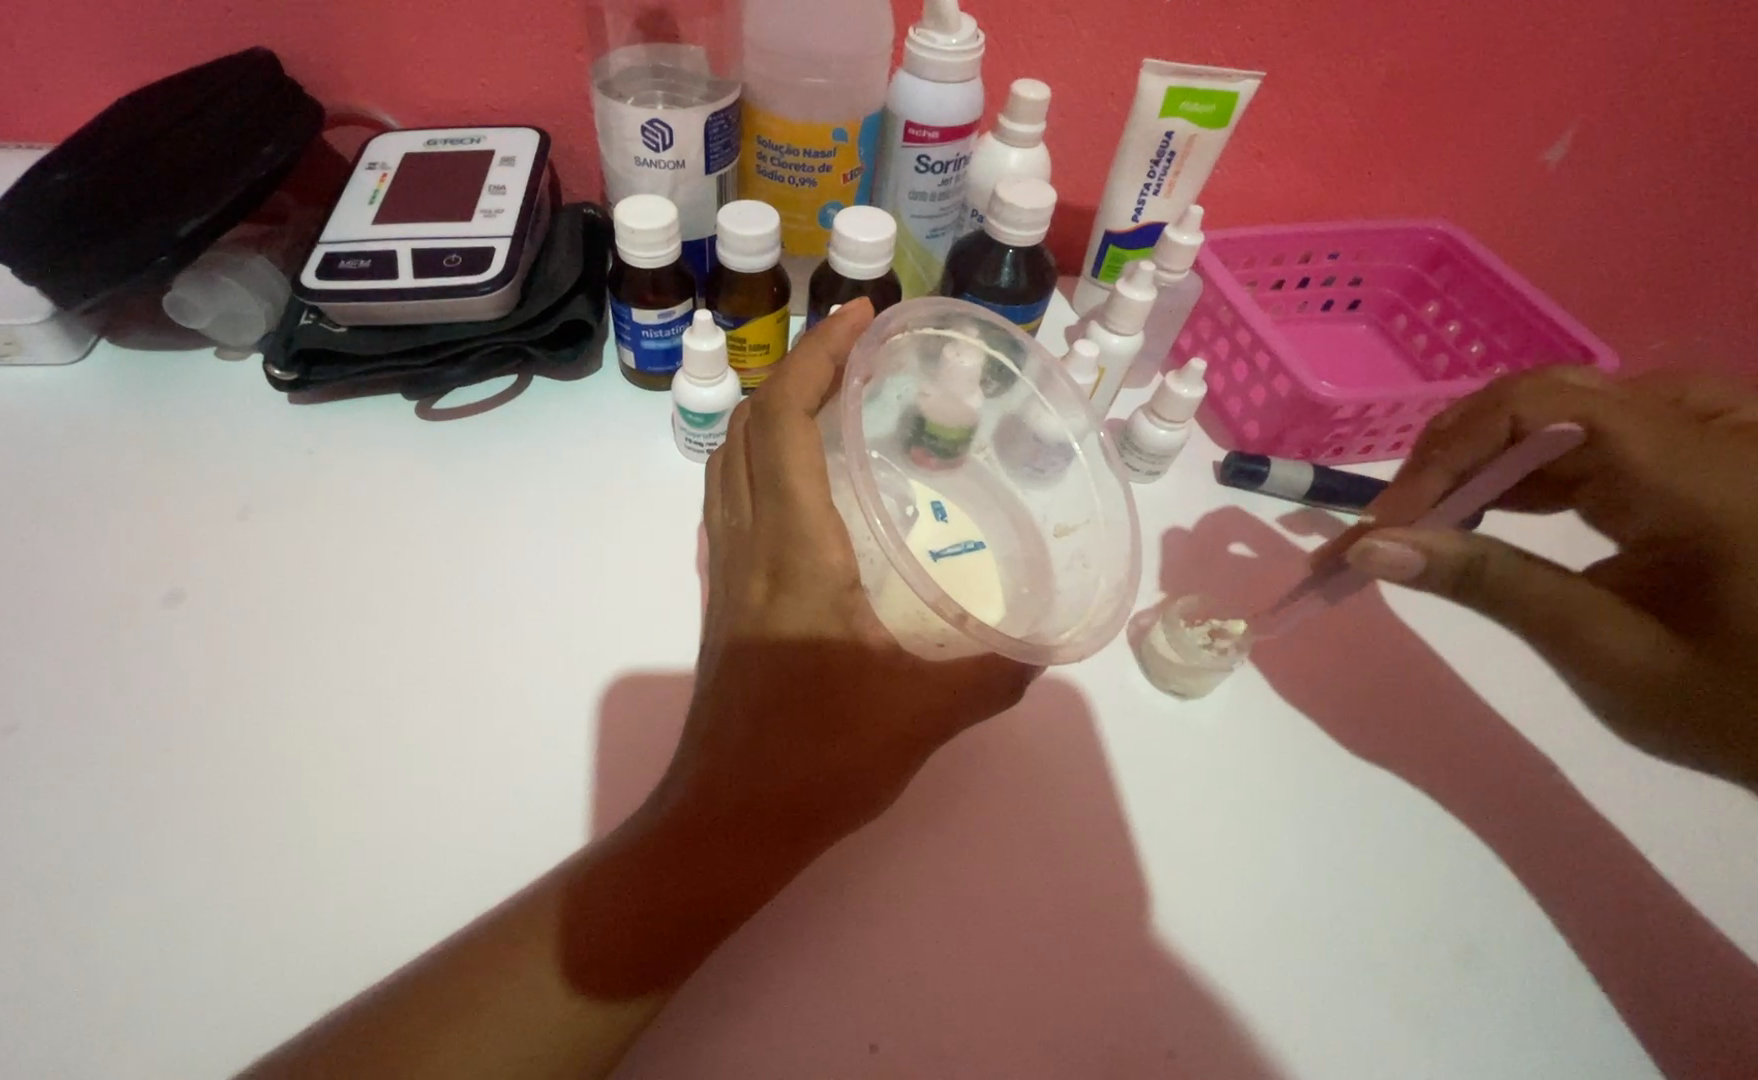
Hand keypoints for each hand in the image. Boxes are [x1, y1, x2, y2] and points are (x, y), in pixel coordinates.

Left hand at [660, 298, 1040, 843]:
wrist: (731, 816)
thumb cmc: (820, 758)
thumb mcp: (925, 713)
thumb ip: (995, 673)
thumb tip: (1046, 645)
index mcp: (793, 547)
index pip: (785, 420)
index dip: (817, 355)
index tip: (863, 318)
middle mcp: (747, 542)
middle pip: (750, 426)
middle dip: (797, 370)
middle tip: (858, 355)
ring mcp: (726, 569)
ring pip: (731, 461)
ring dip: (774, 412)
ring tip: (832, 401)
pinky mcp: (723, 597)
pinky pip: (732, 500)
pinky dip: (763, 461)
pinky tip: (809, 486)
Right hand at [1337, 368, 1757, 790]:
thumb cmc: (1750, 709)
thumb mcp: (1609, 654)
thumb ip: (1488, 584)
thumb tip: (1369, 547)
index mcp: (1706, 476)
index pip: (1539, 408)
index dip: (1446, 454)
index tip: (1388, 524)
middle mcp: (1720, 434)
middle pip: (1549, 399)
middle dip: (1454, 455)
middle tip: (1397, 522)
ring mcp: (1719, 443)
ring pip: (1567, 413)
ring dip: (1484, 461)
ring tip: (1433, 518)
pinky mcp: (1709, 461)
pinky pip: (1597, 435)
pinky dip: (1526, 469)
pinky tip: (1492, 508)